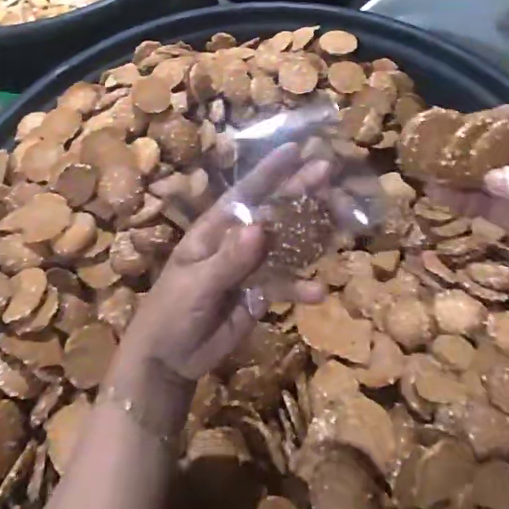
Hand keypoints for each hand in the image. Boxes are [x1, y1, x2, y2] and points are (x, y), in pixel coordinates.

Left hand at [115, 144, 328, 384]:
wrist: (167, 358)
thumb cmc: (171, 311)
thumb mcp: (197, 283)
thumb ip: (230, 259)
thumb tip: (262, 226)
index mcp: (214, 229)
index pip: (244, 193)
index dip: (269, 171)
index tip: (294, 149)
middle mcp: (235, 242)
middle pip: (271, 212)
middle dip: (297, 191)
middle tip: (327, 170)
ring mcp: (249, 268)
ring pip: (284, 245)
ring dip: (309, 234)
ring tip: (341, 219)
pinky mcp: (259, 296)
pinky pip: (284, 285)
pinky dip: (300, 287)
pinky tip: (319, 291)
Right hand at [429, 107, 508, 339]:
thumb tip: (488, 177)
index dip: (484, 122)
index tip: (447, 127)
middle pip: (497, 149)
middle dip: (462, 148)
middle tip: (423, 149)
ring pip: (489, 180)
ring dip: (458, 175)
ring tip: (421, 171)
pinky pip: (493, 210)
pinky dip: (466, 203)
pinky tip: (439, 197)